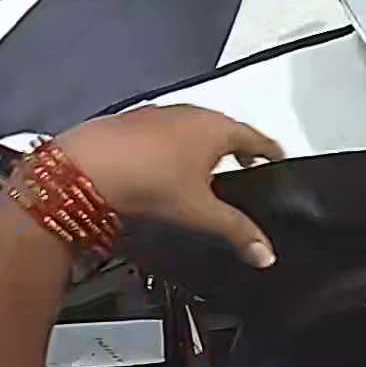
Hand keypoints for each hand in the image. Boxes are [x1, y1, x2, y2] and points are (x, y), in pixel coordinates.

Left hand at [56, 106, 284, 266]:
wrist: (87, 165)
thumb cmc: (149, 179)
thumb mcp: (199, 211)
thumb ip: (237, 231)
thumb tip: (265, 254)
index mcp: (216, 128)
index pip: (257, 137)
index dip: (270, 150)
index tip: (277, 157)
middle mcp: (191, 112)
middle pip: (225, 129)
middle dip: (237, 147)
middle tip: (245, 165)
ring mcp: (160, 113)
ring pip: (193, 128)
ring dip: (203, 145)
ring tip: (205, 171)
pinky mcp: (135, 121)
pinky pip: (166, 132)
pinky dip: (174, 146)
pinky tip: (165, 168)